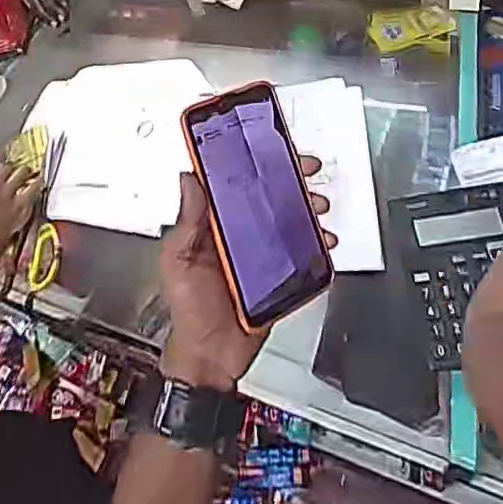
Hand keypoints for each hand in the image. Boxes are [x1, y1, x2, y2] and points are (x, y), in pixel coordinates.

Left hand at [158, 155, 331, 391]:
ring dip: (307, 205)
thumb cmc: (189, 310)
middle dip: (290, 177)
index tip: (268, 146)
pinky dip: (317, 242)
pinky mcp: (280, 271)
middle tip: (305, 168)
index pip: (234, 182)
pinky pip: (302, 250)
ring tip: (317, 206)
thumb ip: (187, 221)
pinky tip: (323, 240)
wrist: (211, 357)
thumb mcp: (179, 260)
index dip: (252, 161)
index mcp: (214, 222)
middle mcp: (239, 231)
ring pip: (289, 217)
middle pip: (267, 194)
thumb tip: (188, 177)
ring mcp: (261, 250)